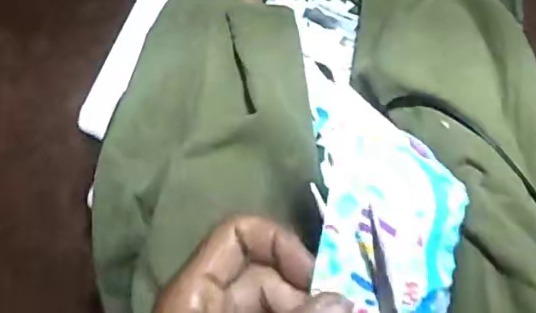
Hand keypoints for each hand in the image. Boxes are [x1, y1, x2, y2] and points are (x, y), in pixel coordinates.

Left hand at [154, 216, 349, 312]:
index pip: (238, 232)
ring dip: (302, 305)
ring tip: (333, 311)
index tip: (316, 274)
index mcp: (192, 286)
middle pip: (260, 271)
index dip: (279, 242)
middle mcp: (201, 299)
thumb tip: (344, 297)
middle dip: (301, 285)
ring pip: (266, 302)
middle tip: (336, 306)